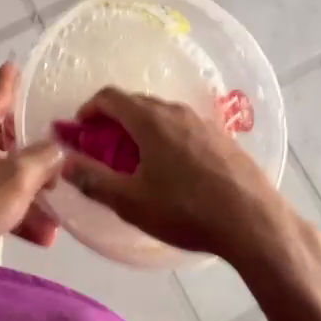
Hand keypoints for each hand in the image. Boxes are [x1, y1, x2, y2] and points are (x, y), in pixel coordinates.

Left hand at [0, 64, 65, 275]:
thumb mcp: (15, 179)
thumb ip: (43, 159)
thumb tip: (57, 146)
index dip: (8, 81)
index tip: (13, 64)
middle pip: (5, 137)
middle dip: (34, 150)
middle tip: (60, 162)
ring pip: (4, 174)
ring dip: (31, 192)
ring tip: (58, 215)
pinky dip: (16, 212)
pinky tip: (41, 236)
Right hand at [63, 86, 295, 261]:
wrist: (255, 223)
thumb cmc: (186, 210)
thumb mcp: (130, 202)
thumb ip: (93, 179)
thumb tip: (64, 163)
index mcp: (149, 119)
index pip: (109, 97)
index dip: (89, 109)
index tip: (80, 131)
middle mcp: (176, 111)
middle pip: (136, 103)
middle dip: (114, 120)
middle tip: (104, 149)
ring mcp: (204, 123)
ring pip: (163, 115)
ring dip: (143, 129)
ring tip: (139, 161)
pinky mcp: (225, 139)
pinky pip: (186, 129)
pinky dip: (169, 138)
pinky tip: (175, 171)